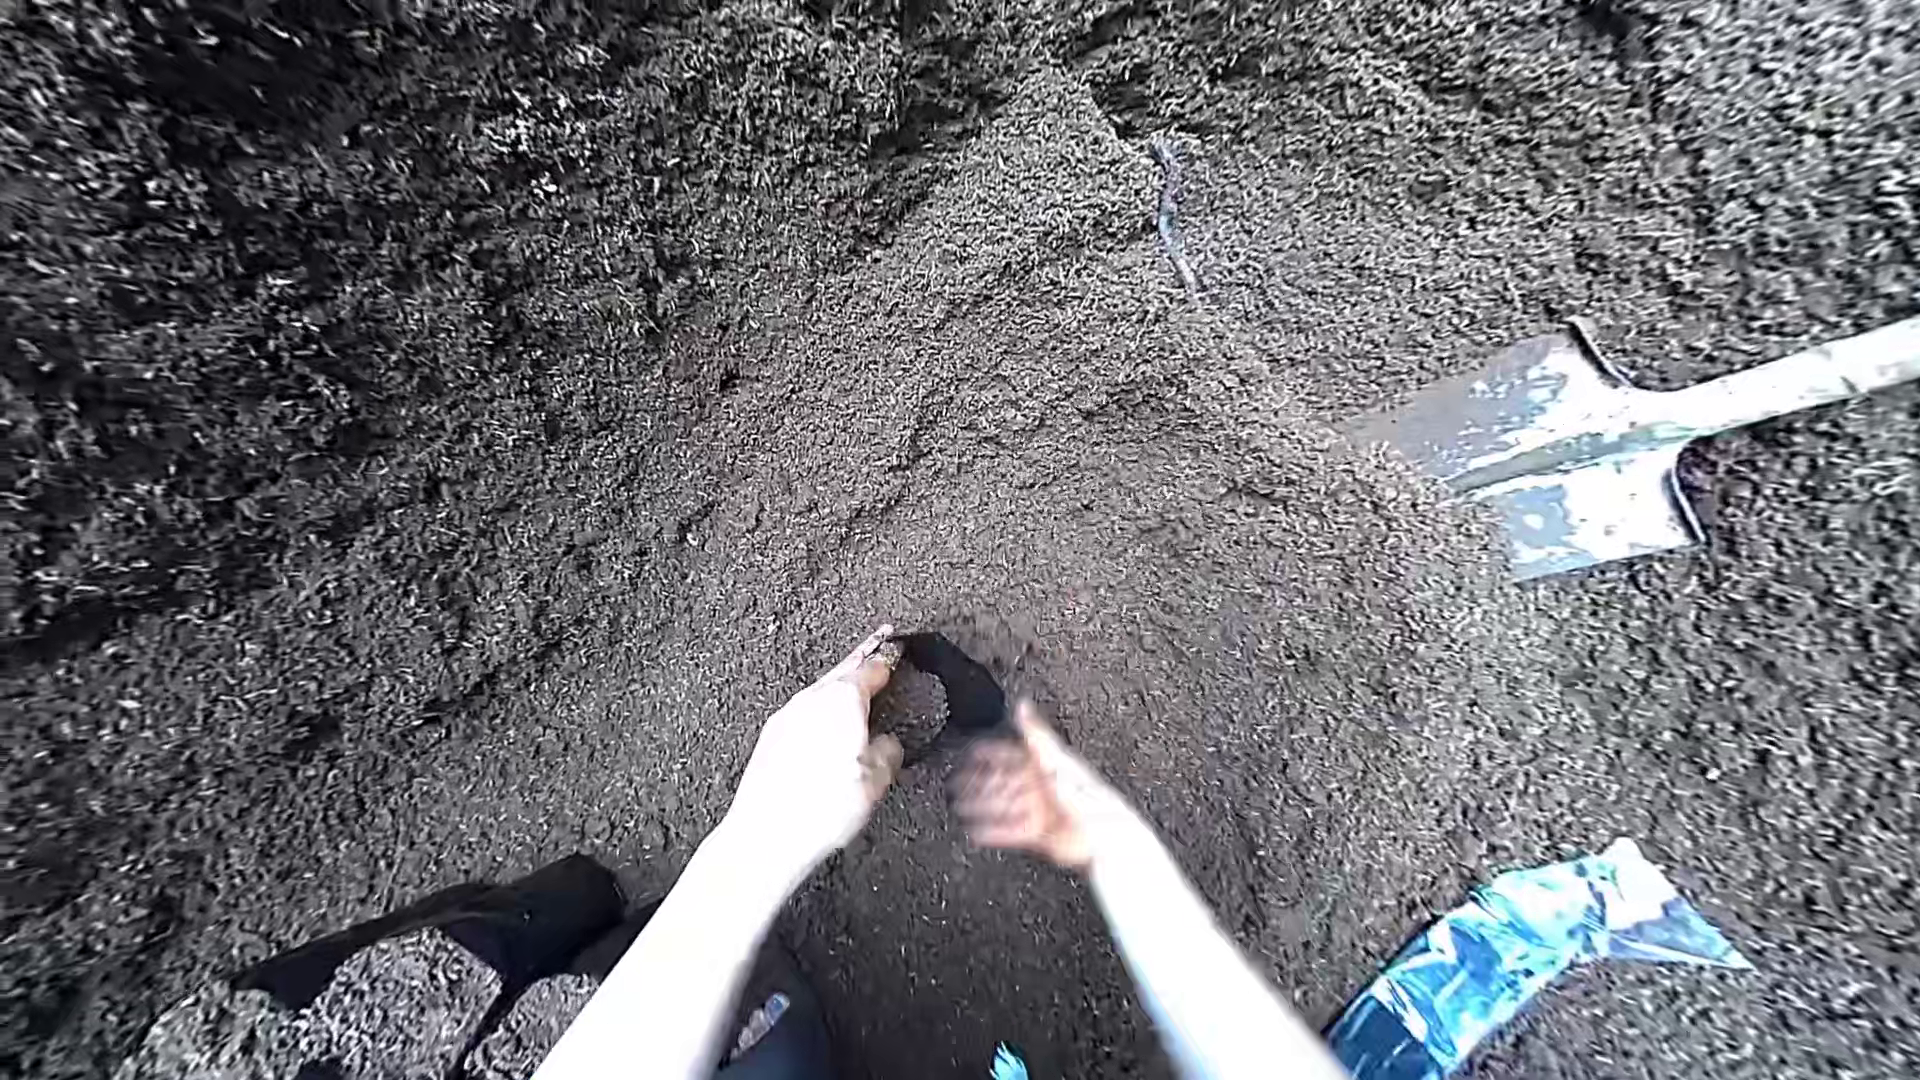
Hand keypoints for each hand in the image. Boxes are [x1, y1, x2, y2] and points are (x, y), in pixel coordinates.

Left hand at [721, 624, 905, 888]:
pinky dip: (822, 706)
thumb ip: (889, 752)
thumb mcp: (876, 781)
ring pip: (823, 687)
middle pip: (845, 668)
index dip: (890, 655)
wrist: (764, 837)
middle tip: (878, 642)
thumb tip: (889, 744)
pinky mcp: (773, 735)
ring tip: (856, 683)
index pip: (873, 665)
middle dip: (864, 655)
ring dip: (842, 680)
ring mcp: (789, 715)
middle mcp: (813, 699)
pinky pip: (805, 709)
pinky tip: (826, 723)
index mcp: (843, 700)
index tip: (897, 647)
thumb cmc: (818, 810)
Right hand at [952, 700, 1142, 874]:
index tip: (970, 752)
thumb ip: (1034, 731)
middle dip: (979, 782)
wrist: (1101, 833)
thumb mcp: (1053, 756)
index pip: (1008, 754)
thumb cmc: (1083, 793)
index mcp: (1042, 763)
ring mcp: (1038, 809)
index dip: (988, 753)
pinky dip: (993, 831)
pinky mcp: (1040, 832)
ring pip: (1003, 806)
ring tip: (960, 808)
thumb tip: (1022, 703)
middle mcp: (1039, 784)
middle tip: (956, 784)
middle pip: (1002, 781)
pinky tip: (977, 832)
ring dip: (981, 807)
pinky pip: (1010, 830)